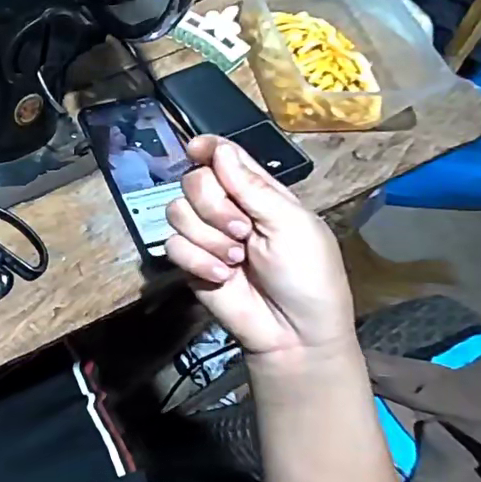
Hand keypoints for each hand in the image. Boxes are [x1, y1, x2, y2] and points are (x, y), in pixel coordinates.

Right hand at [163, 135, 355, 368]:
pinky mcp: (189, 262)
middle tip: (242, 230)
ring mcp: (206, 236)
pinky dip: (198, 261)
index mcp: (258, 193)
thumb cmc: (308, 276)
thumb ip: (252, 187)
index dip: (208, 149)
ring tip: (236, 259)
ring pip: (177, 212)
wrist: (292, 333)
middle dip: (213, 205)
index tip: (195, 149)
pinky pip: (173, 246)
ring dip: (208, 237)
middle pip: (194, 182)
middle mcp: (227, 209)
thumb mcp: (291, 225)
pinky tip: (222, 276)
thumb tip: (218, 149)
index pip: (224, 157)